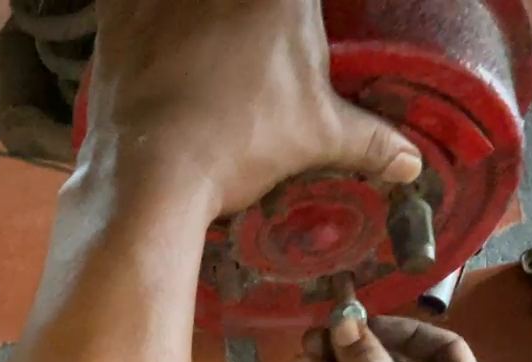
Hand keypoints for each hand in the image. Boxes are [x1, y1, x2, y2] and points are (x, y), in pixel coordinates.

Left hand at [87, 0, 422, 215]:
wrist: (156, 174)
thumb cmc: (240, 147)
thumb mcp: (314, 139)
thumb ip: (369, 140)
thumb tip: (413, 163)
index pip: (297, 8)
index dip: (290, 24)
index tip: (284, 43)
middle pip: (241, 6)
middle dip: (245, 27)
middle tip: (242, 62)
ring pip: (189, 2)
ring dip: (195, 19)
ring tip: (202, 57)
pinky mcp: (117, 4)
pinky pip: (131, 1)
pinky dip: (144, 16)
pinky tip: (156, 48)